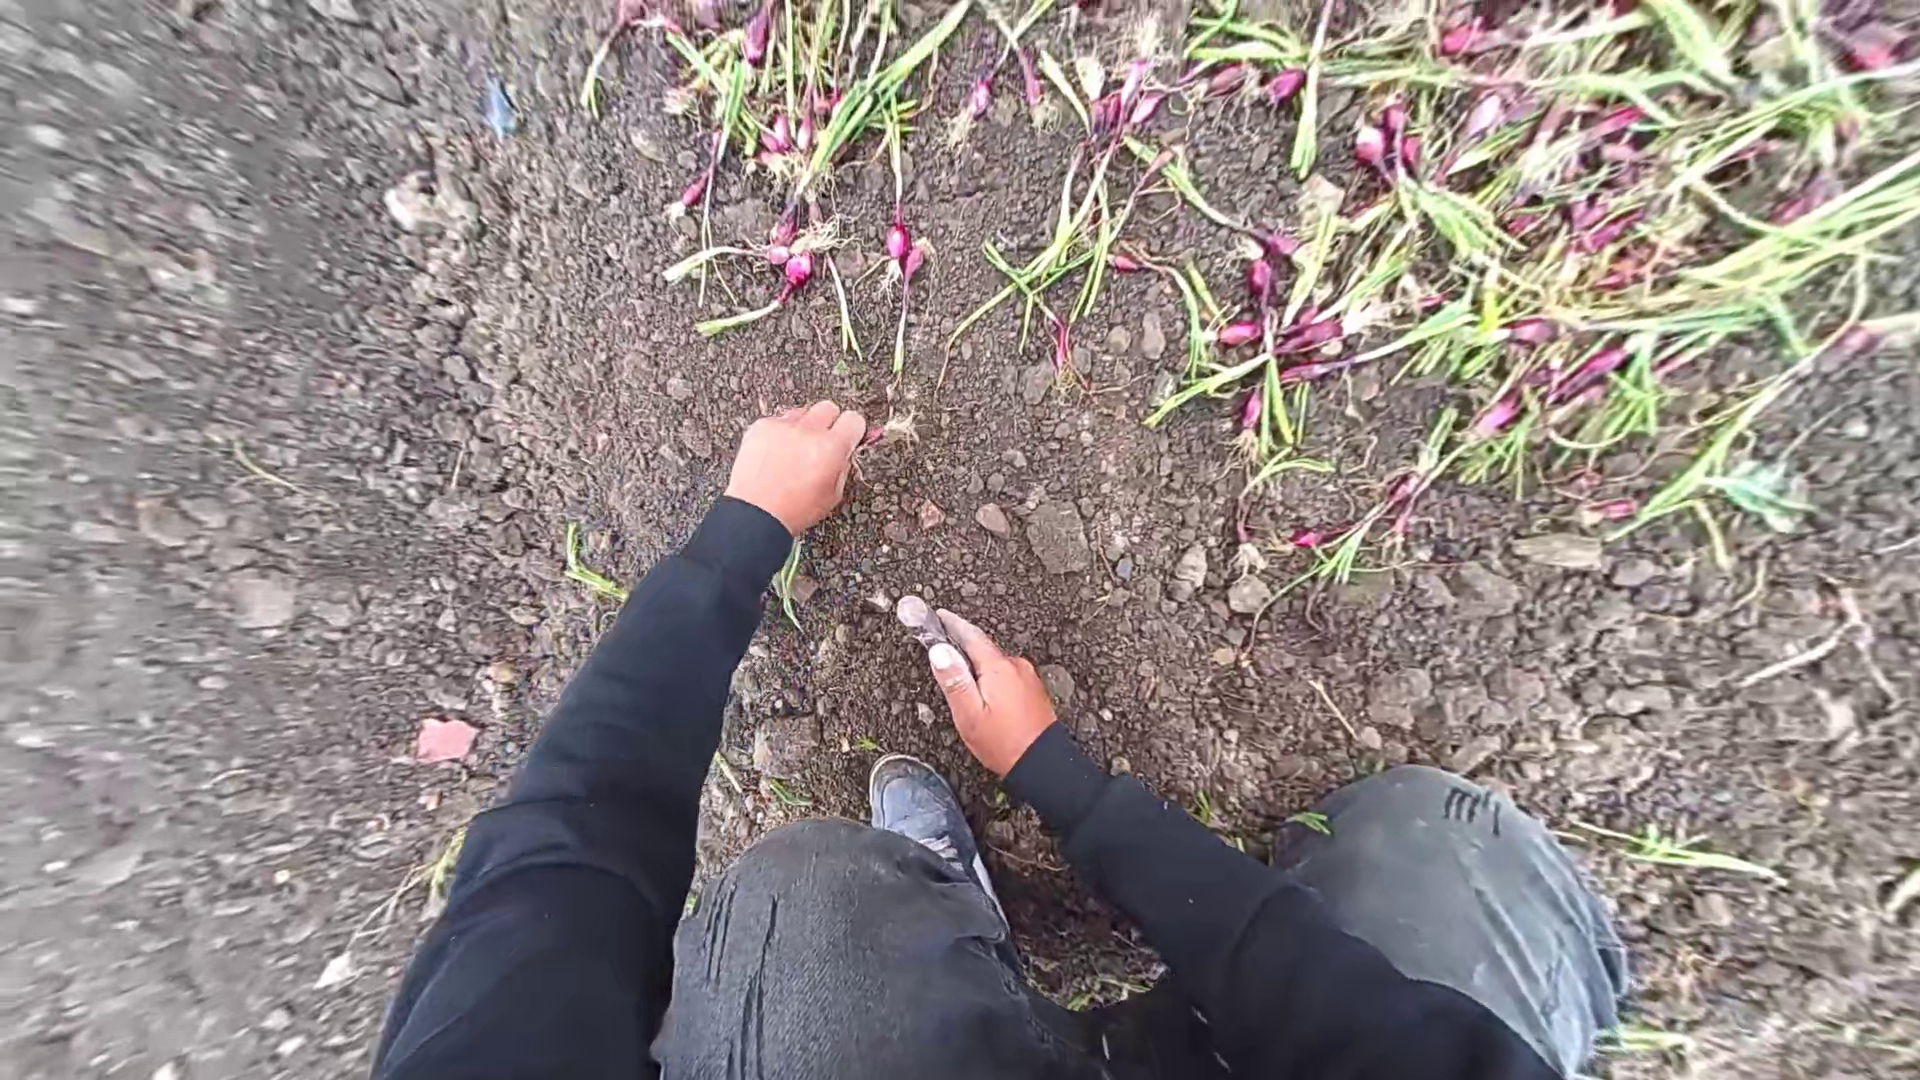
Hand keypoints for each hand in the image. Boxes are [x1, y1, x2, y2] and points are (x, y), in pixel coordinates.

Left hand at [725, 401, 864, 533]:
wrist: (756, 513)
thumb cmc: (794, 509)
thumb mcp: (833, 494)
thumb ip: (843, 466)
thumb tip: (846, 450)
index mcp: (832, 447)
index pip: (854, 419)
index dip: (853, 430)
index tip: (848, 436)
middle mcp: (808, 431)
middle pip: (828, 407)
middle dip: (829, 423)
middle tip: (823, 442)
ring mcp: (783, 426)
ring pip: (803, 411)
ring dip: (804, 426)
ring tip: (797, 450)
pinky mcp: (761, 427)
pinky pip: (778, 420)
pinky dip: (780, 433)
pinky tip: (778, 452)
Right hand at [926, 609, 1056, 775]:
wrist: (1044, 764)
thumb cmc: (1005, 743)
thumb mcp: (970, 715)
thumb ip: (954, 680)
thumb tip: (939, 650)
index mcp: (998, 668)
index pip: (971, 635)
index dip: (952, 624)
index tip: (939, 616)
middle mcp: (1016, 666)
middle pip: (983, 649)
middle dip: (963, 647)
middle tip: (942, 650)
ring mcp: (1027, 677)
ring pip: (995, 663)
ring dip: (978, 666)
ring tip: (962, 680)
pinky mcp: (1033, 689)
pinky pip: (1007, 674)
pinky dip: (992, 677)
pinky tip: (986, 694)